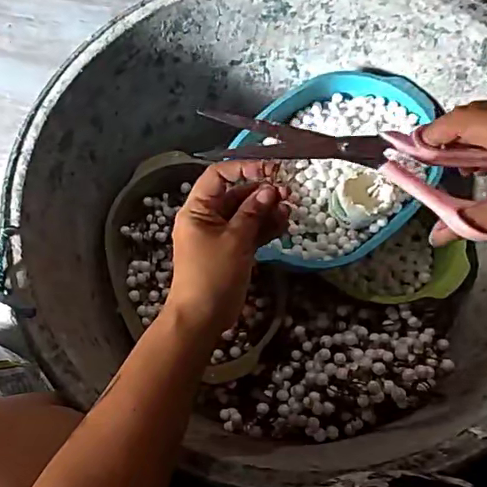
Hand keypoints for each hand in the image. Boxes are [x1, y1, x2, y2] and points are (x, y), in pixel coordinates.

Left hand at [165, 161, 287, 336]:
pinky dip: (265, 227)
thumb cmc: (212, 276)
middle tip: (287, 192)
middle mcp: (207, 219)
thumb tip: (269, 190)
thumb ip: (252, 213)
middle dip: (261, 191)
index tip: (270, 170)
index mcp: (197, 210)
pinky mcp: (232, 251)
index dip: (243, 169)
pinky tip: (284, 223)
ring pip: (246, 214)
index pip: (218, 176)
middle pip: (236, 194)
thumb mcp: (235, 240)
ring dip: (267, 209)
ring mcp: (220, 236)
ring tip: (289, 208)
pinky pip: (250, 232)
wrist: (202, 317)